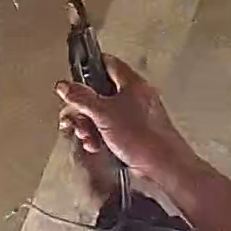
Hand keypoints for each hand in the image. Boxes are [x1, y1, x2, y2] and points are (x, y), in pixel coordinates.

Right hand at [57, 55, 203, 185]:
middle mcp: (135, 96)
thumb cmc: (145, 138)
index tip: (76, 75)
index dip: (89, 66)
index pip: (107, 63)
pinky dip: (100, 135)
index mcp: (132, 83)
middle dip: (84, 107)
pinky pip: (111, 127)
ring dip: (90, 124)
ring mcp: (136, 114)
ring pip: (103, 112)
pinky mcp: (136, 132)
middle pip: (100, 92)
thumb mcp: (103, 114)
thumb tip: (65, 86)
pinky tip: (97, 144)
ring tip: (87, 134)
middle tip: (78, 115)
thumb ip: (81, 97)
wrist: (165, 167)